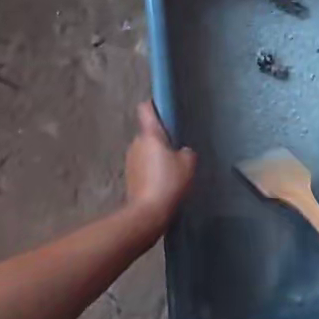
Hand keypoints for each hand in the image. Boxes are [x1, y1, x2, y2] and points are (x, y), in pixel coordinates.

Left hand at [123, 101, 195, 224]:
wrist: (148, 213)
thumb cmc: (168, 182)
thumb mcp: (188, 164)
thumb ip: (186, 152)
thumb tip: (181, 152)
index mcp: (150, 135)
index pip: (145, 110)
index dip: (154, 106)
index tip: (164, 110)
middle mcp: (136, 143)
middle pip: (149, 133)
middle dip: (161, 140)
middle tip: (177, 150)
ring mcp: (130, 160)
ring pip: (146, 151)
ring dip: (156, 157)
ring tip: (172, 171)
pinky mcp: (130, 177)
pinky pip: (143, 167)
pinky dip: (152, 171)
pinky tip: (164, 184)